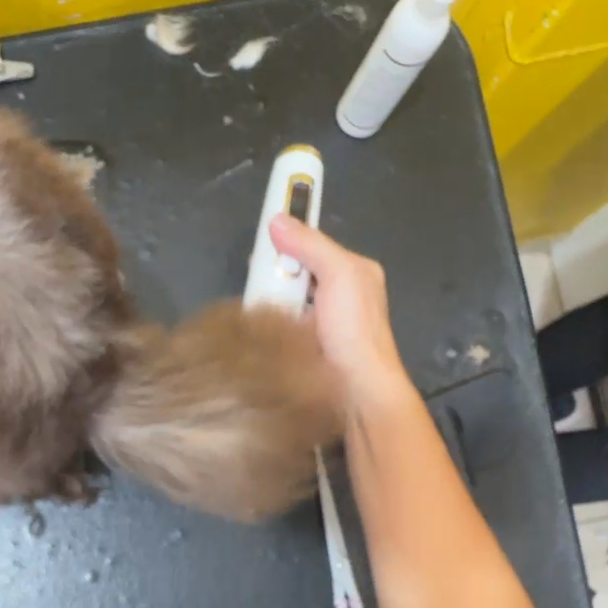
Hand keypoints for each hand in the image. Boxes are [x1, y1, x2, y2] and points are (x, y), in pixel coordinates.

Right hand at [268, 215, 408, 402]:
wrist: (356, 388)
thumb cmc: (353, 329)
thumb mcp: (338, 274)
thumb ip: (310, 245)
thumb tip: (277, 219)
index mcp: (355, 272)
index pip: (317, 244)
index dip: (291, 238)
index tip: (263, 237)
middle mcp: (342, 294)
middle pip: (301, 270)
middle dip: (277, 268)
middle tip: (253, 271)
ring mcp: (325, 322)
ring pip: (291, 297)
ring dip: (272, 295)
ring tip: (251, 295)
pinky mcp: (310, 344)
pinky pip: (286, 322)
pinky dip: (273, 319)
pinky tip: (260, 321)